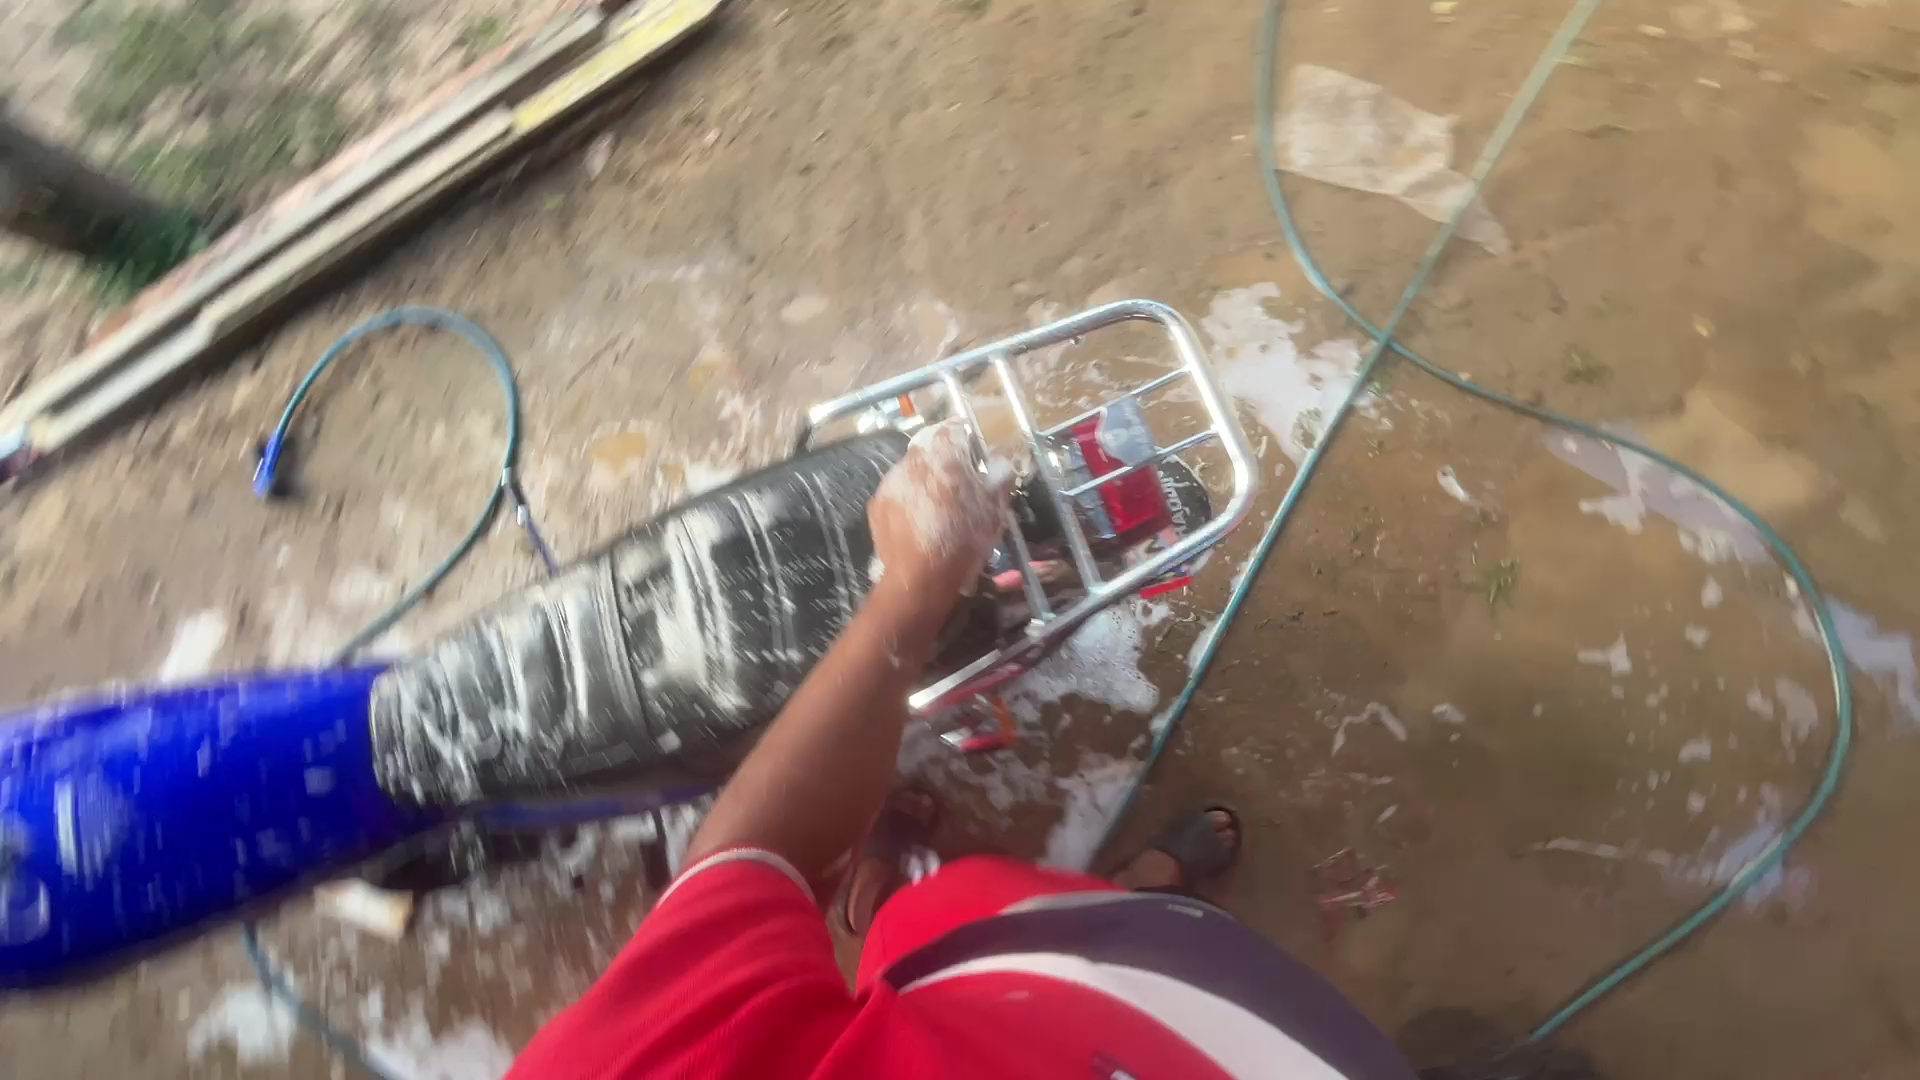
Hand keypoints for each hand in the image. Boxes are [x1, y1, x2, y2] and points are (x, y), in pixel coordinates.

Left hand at [869, 418, 1008, 603]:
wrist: (920, 578)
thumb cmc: (964, 539)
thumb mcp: (994, 508)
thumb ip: (999, 475)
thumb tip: (999, 460)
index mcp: (943, 454)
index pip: (953, 428)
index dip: (965, 439)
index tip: (973, 454)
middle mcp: (911, 460)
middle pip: (929, 449)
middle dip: (943, 461)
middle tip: (958, 485)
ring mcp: (889, 482)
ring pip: (911, 471)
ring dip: (924, 480)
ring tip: (936, 507)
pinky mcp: (876, 504)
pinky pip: (897, 492)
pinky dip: (908, 499)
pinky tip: (918, 521)